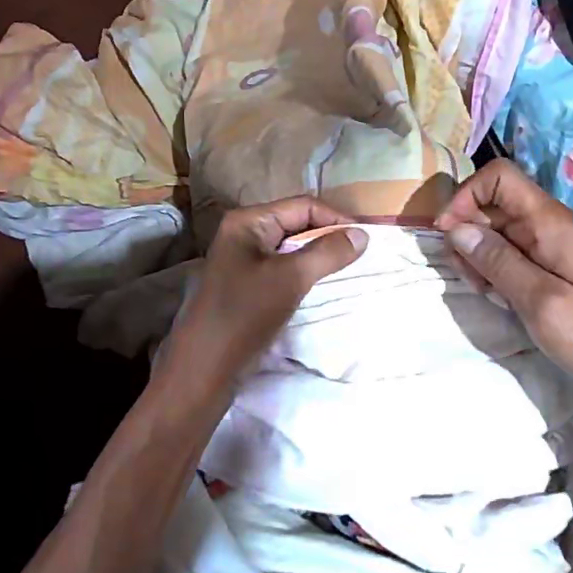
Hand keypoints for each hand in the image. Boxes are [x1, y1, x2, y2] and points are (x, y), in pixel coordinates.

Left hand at [164, 196, 366, 386]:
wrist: (205, 365)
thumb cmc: (246, 313)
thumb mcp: (291, 278)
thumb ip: (328, 252)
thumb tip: (361, 234)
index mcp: (248, 221)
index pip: (302, 206)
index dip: (336, 218)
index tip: (367, 239)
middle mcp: (243, 233)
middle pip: (296, 222)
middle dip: (328, 235)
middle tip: (361, 253)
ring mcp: (242, 259)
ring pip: (290, 246)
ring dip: (318, 254)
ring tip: (347, 268)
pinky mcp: (246, 283)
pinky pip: (282, 267)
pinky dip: (304, 271)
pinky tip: (321, 284)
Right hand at [435, 159, 572, 398]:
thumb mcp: (539, 299)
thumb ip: (497, 260)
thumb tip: (456, 228)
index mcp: (551, 221)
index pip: (499, 176)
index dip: (467, 195)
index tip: (449, 233)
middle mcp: (547, 224)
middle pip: (490, 204)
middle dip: (467, 233)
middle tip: (471, 276)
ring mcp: (545, 245)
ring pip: (491, 230)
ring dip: (476, 255)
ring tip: (486, 290)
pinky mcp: (543, 265)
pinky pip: (503, 253)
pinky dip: (490, 270)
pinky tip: (499, 297)